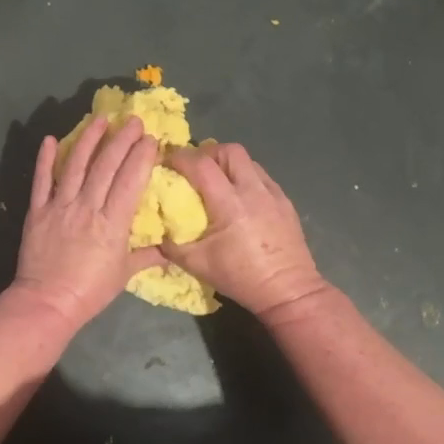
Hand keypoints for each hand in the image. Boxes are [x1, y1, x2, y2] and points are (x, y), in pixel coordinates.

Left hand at [10, 117, 163, 325]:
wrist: (47, 302)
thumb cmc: (90, 291)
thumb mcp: (123, 275)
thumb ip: (146, 256)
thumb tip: (170, 250)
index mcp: (113, 222)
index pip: (131, 180)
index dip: (141, 156)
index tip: (150, 139)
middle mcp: (87, 207)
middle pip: (106, 166)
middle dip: (122, 140)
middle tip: (134, 120)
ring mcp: (60, 206)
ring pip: (76, 165)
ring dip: (89, 139)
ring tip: (101, 119)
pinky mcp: (37, 211)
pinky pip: (41, 180)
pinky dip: (46, 159)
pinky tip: (51, 139)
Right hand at [160, 143, 328, 318]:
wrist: (288, 292)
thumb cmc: (240, 278)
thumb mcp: (196, 265)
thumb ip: (170, 244)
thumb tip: (155, 228)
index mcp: (229, 205)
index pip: (201, 164)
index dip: (180, 157)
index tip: (165, 162)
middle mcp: (253, 191)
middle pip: (229, 150)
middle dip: (207, 153)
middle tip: (193, 167)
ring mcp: (273, 194)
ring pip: (248, 161)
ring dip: (227, 164)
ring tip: (215, 180)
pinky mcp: (285, 202)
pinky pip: (261, 176)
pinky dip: (244, 177)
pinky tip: (238, 197)